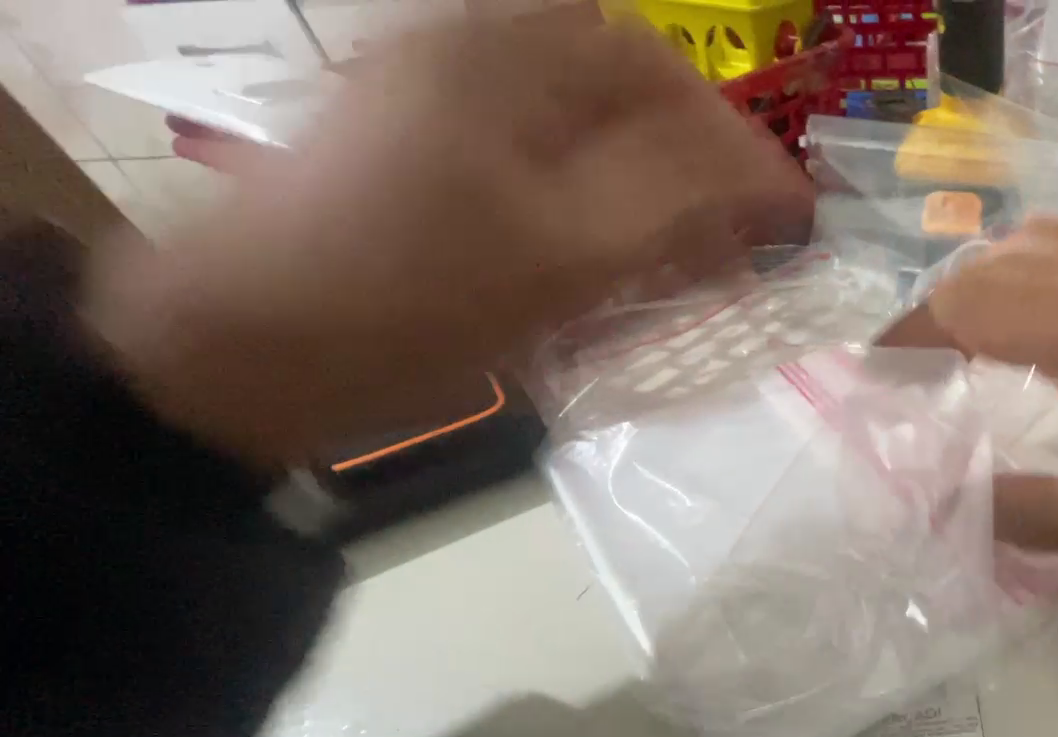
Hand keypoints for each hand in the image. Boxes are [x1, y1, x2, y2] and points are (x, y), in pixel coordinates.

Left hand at [84, 6, 810, 468]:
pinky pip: (550, 167)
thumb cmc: (419, 298)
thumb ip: (681, 199)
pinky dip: (607, 209)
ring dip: (658, 192)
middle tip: (743, 244)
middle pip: (627, 98)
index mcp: (504, 56)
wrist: (258, 349)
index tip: (788, 210)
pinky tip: (624, 261)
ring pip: (592, 136)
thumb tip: (772, 179)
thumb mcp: (569, 250)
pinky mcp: (432, 157)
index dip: (737, 140)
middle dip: (701, 169)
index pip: (659, 70)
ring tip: (695, 261)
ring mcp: (445, 106)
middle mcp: (474, 57)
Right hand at [926, 219, 1057, 557]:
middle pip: (984, 268)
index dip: (905, 337)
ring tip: (957, 348)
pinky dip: (1028, 266)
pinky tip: (1032, 310)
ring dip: (978, 287)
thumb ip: (1032, 514)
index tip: (873, 379)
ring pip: (1026, 244)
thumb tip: (947, 505)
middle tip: (908, 378)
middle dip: (930, 317)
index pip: (964, 306)